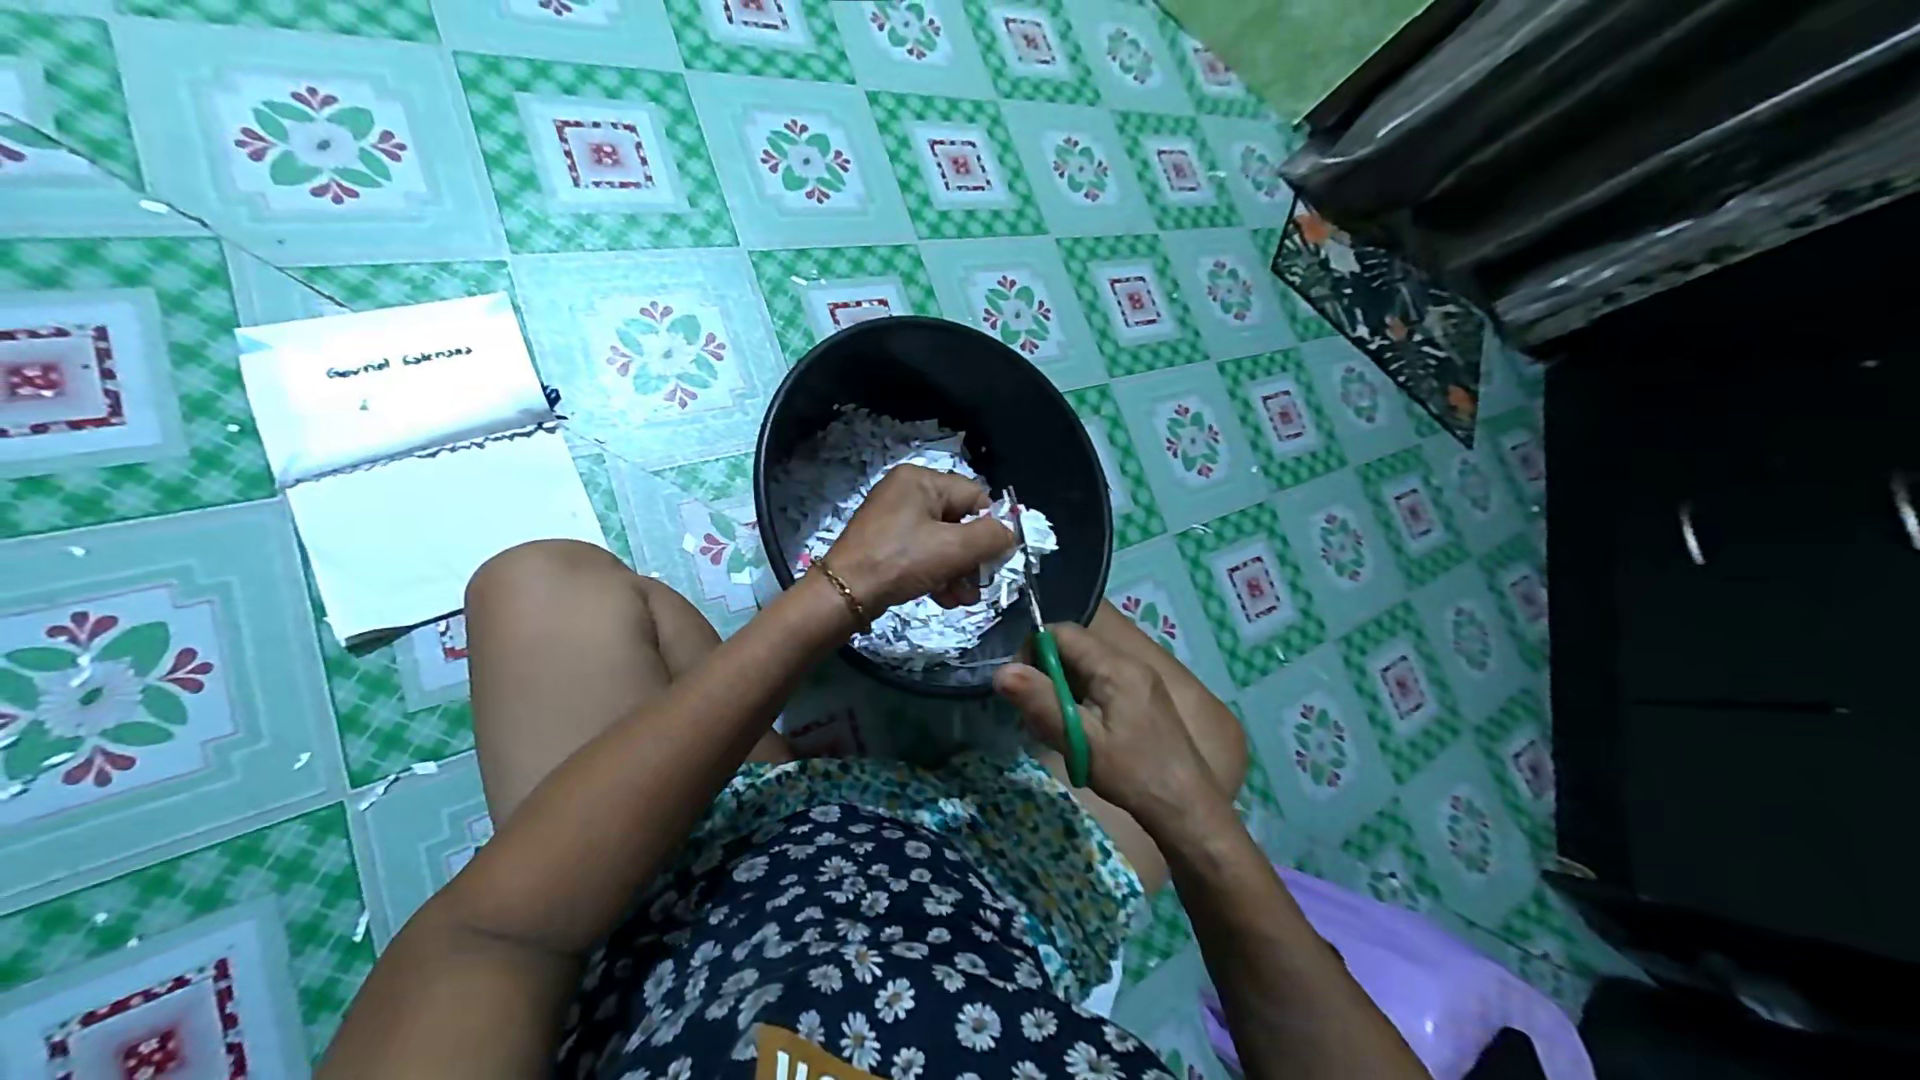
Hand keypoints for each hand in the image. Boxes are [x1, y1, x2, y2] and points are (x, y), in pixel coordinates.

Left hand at [826, 464, 1015, 611]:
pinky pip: (922, 553)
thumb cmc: (900, 561)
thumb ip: (991, 537)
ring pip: (942, 542)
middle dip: (973, 557)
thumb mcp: (954, 548)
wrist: (844, 594)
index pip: (975, 497)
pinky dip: (937, 574)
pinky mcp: (885, 543)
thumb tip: (1010, 534)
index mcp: (921, 479)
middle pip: (959, 521)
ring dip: (958, 571)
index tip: (996, 559)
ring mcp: (893, 518)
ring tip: (964, 598)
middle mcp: (906, 492)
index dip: (990, 528)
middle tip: (980, 584)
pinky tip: (946, 599)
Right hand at [994, 622, 1223, 829]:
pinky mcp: (1141, 697)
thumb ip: (1041, 703)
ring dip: (1060, 688)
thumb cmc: (1133, 773)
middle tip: (1031, 710)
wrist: (1186, 807)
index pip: (1063, 632)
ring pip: (1084, 667)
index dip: (1032, 649)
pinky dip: (1078, 698)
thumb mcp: (1081, 741)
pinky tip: (1075, 730)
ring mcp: (1138, 679)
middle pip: (1073, 648)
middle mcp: (1129, 663)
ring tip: (1051, 724)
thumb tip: (1001, 671)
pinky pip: (1099, 682)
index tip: (1019, 684)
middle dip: (1044, 672)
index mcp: (1115, 667)